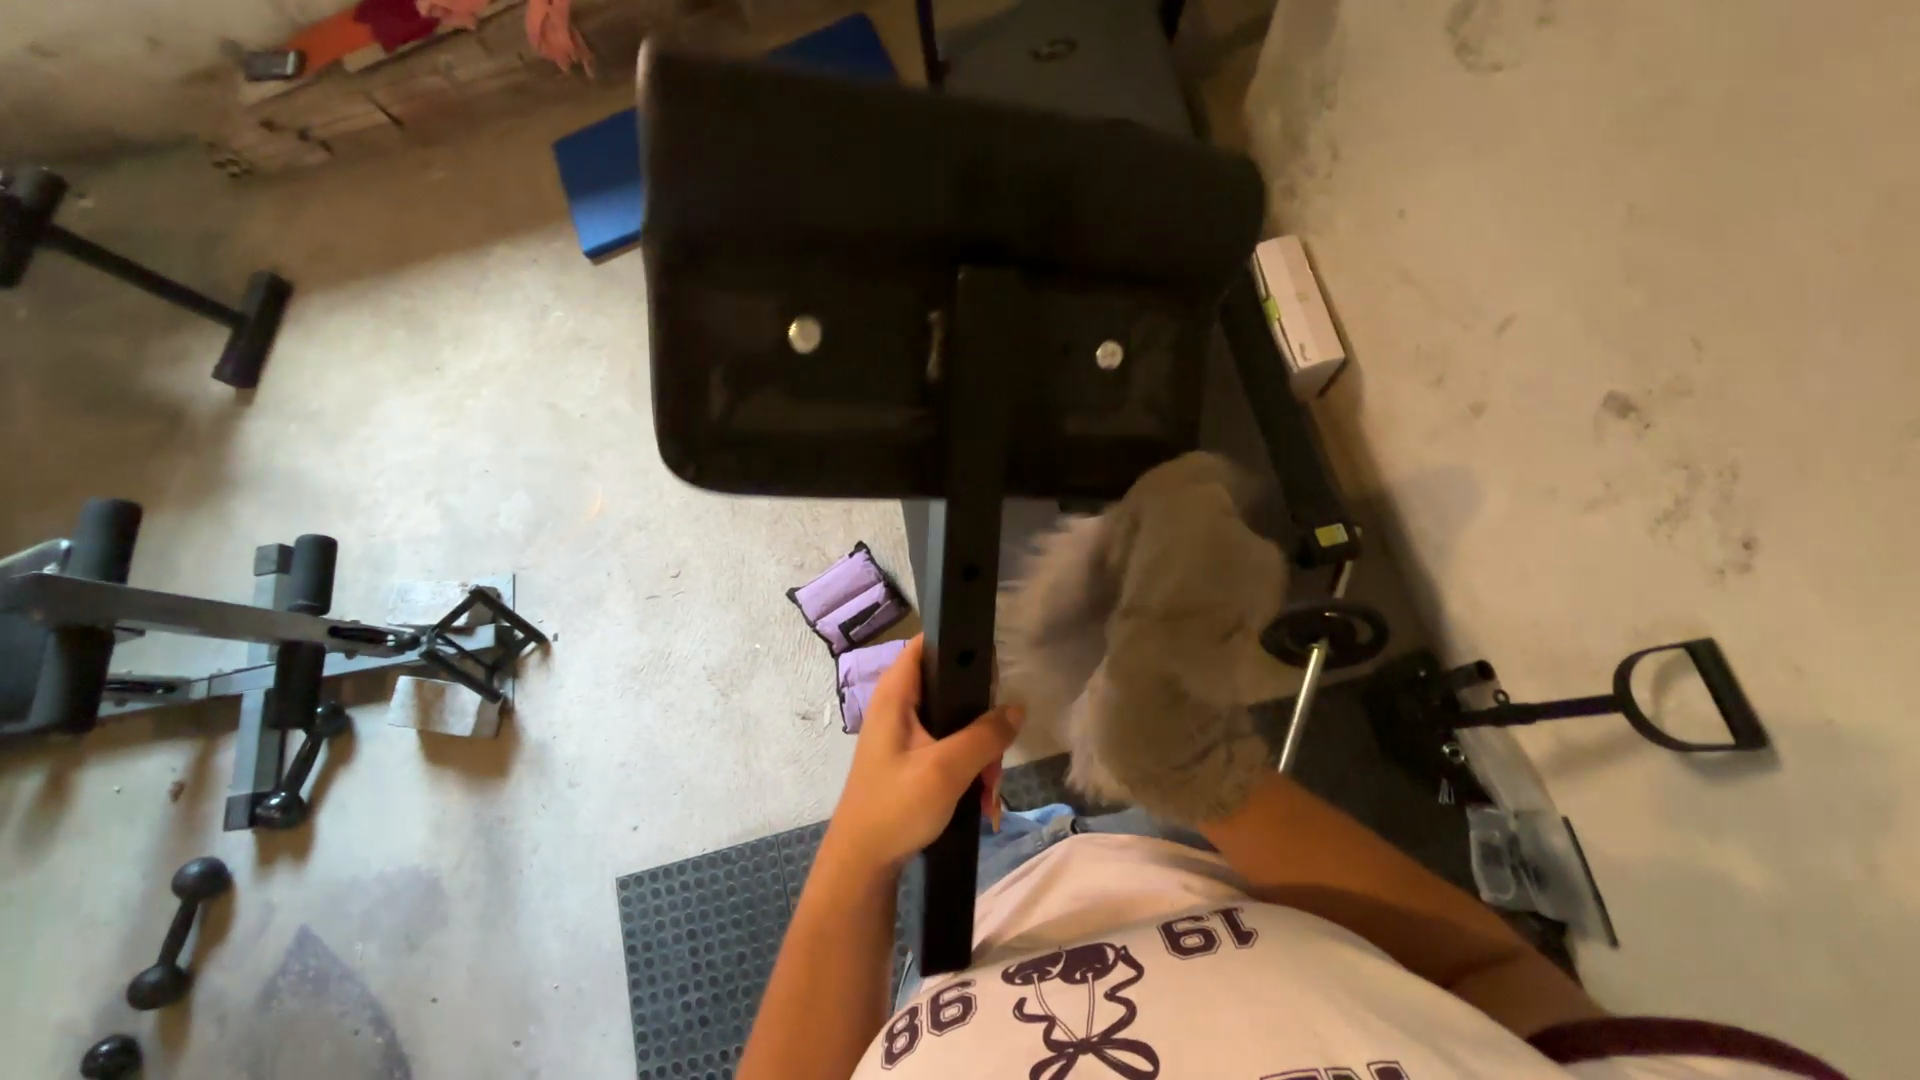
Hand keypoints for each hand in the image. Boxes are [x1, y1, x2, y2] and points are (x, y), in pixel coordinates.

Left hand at [823, 635, 1023, 874]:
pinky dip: (968, 770)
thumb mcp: (946, 769)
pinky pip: (950, 751)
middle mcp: (898, 707)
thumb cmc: (895, 807)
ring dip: (980, 753)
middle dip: (982, 719)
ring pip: (957, 724)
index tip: (992, 671)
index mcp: (895, 695)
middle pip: (952, 688)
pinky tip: (981, 799)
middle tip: (997, 750)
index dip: (959, 648)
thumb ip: (984, 736)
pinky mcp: (912, 761)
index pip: (927, 645)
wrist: (862, 863)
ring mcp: (905, 736)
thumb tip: (1017, 709)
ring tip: (989, 787)